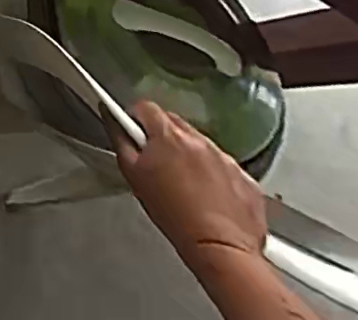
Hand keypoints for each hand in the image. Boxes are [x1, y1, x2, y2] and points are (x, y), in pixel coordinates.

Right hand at [114, 100, 267, 266]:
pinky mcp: (246, 179)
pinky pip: (224, 166)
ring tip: (184, 185)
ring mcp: (226, 159)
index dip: (135, 119)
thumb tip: (111, 117)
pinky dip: (215, 175)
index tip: (133, 131)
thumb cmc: (174, 215)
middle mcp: (199, 141)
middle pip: (173, 123)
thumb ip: (119, 138)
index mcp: (168, 135)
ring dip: (189, 155)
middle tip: (157, 163)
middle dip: (162, 137)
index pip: (146, 107)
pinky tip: (208, 197)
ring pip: (199, 144)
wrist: (221, 251)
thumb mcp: (132, 173)